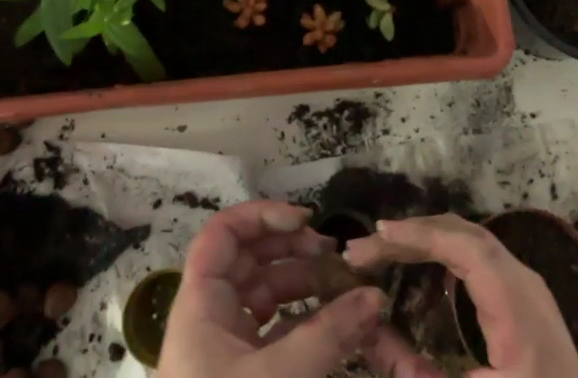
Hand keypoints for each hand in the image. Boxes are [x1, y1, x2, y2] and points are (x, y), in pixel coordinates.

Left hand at [157, 201, 391, 377]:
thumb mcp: (280, 376)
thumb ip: (330, 334)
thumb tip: (376, 296)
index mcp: (201, 303)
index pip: (223, 235)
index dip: (262, 216)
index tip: (308, 220)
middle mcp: (211, 316)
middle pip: (249, 259)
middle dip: (294, 249)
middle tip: (336, 255)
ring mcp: (227, 347)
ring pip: (267, 295)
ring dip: (306, 284)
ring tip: (347, 287)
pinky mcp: (245, 374)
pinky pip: (277, 331)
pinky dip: (306, 321)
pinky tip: (338, 323)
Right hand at [345, 215, 577, 377]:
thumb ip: (411, 370)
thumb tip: (367, 329)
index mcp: (519, 309)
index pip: (469, 247)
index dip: (422, 234)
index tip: (377, 234)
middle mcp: (525, 285)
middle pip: (465, 236)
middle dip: (411, 234)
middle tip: (362, 248)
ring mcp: (525, 287)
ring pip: (470, 240)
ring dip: (423, 238)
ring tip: (379, 248)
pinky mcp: (520, 295)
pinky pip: (477, 256)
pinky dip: (441, 249)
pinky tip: (413, 259)